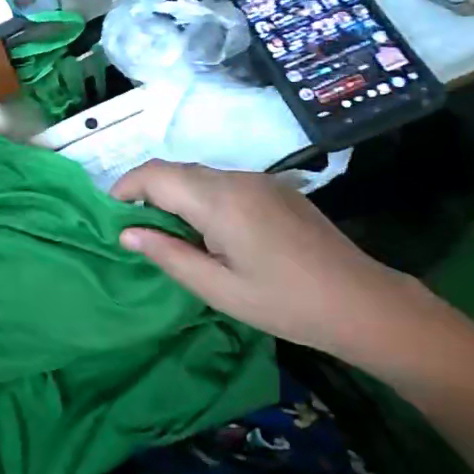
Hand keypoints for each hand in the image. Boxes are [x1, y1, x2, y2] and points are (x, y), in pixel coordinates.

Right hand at [112, 161, 452, 364]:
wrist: (362, 302)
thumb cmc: (285, 303)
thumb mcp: (218, 289)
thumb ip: (168, 255)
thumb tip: (126, 233)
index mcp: (220, 200)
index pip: (155, 175)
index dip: (125, 188)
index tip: (111, 217)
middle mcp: (238, 178)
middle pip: (176, 170)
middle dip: (147, 193)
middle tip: (136, 231)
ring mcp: (261, 180)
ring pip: (200, 175)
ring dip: (175, 196)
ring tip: (170, 236)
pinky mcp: (277, 189)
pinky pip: (224, 183)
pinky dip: (202, 198)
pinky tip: (210, 233)